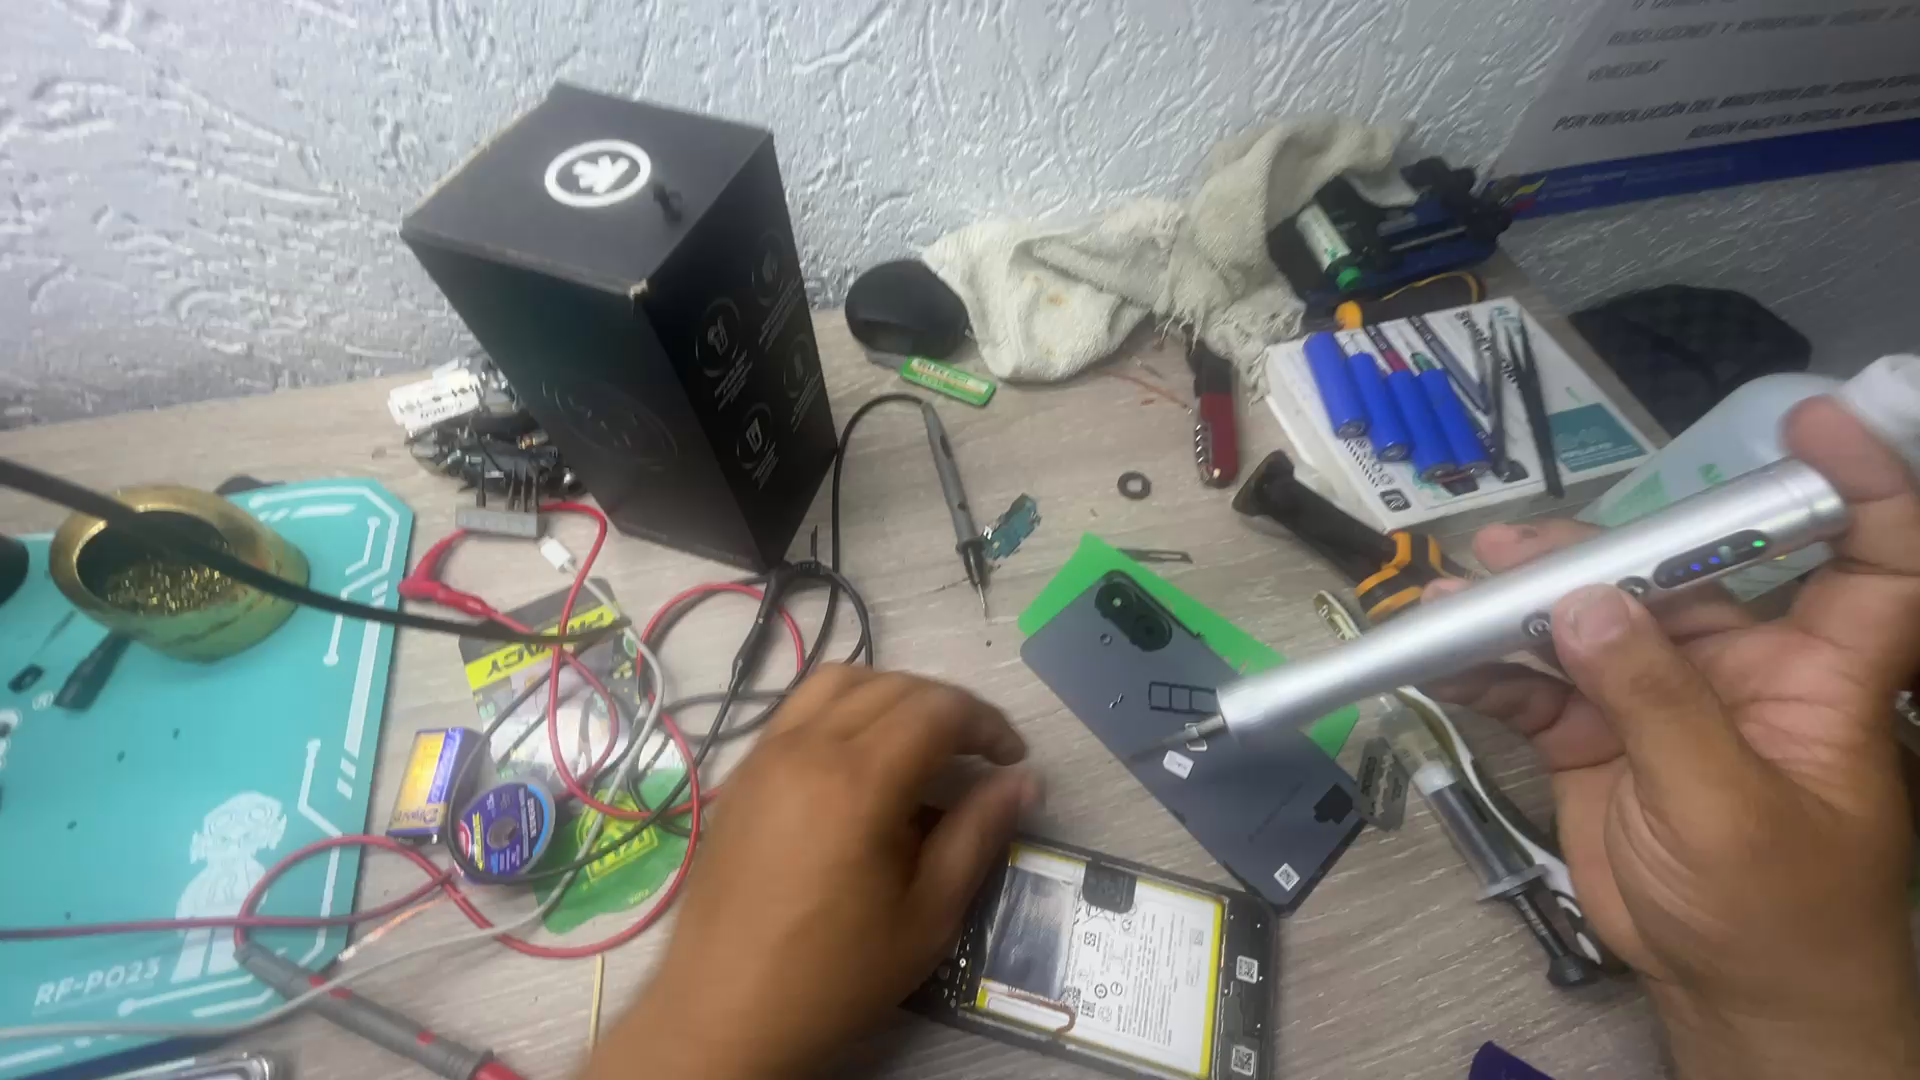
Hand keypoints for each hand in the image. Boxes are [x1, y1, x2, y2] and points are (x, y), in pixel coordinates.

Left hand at [587, 665, 1038, 1079]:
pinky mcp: (743, 768)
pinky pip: (801, 704)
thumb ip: (979, 833)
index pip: (939, 711)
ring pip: (844, 680)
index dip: (987, 723)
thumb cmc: (834, 976)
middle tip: (977, 753)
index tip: (1011, 758)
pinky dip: (845, 703)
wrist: (722, 1015)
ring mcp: (768, 751)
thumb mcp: (928, 914)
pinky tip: (860, 749)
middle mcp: (808, 746)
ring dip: (896, 693)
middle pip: (897, 687)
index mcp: (858, 782)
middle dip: (950, 708)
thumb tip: (1025, 780)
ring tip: (921, 737)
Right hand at [1425, 399, 1919, 1078]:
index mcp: (1813, 678)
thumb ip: (1654, 699)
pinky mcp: (1583, 730)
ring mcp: (1644, 697)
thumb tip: (1581, 602)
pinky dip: (1476, 674)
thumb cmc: (1776, 909)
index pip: (1869, 563)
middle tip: (1505, 551)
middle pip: (1662, 583)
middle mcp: (1728, 670)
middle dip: (1587, 558)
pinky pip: (1524, 684)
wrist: (1724, 990)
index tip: (1803, 428)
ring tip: (1444, 603)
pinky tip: (1434, 666)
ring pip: (1574, 628)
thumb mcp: (1726, 804)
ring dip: (1507, 614)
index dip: (1856, 488)